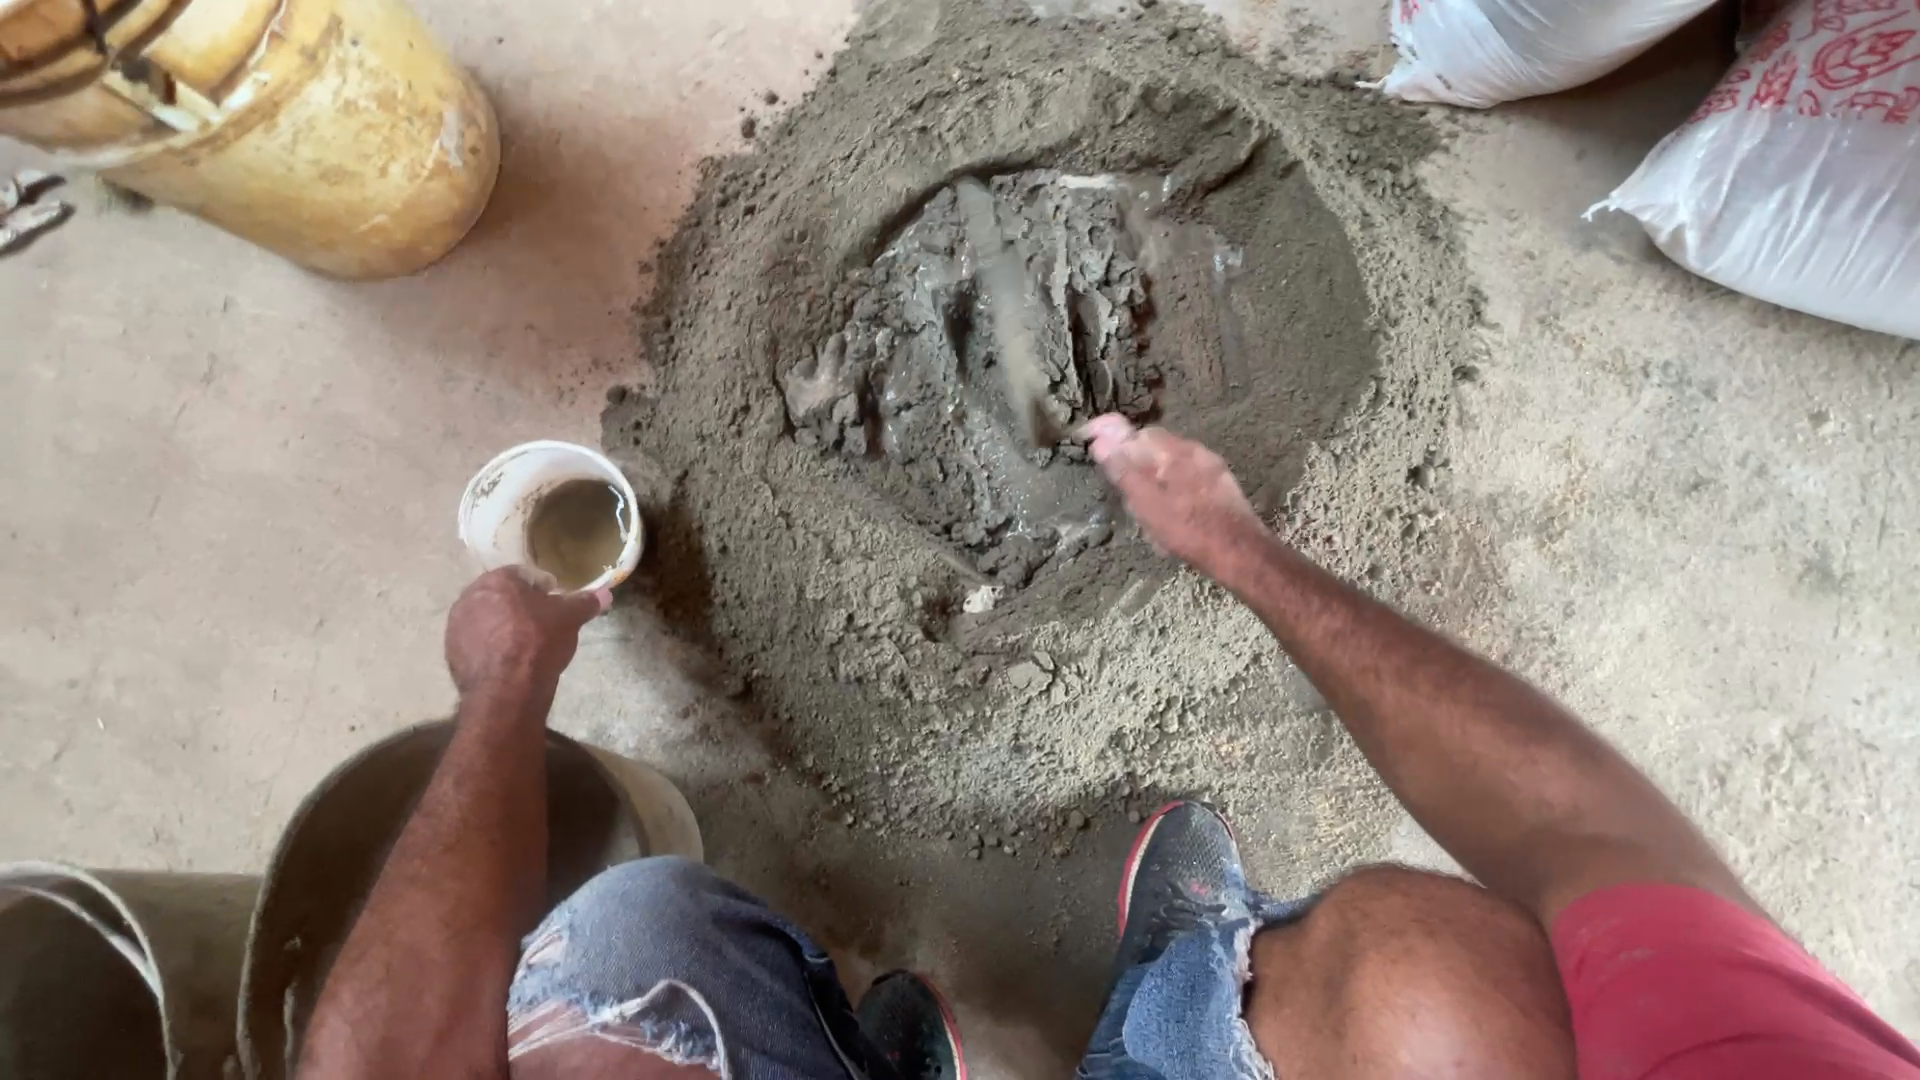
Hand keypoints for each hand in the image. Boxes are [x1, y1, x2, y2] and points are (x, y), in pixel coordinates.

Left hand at [445, 567, 610, 698]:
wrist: (507, 689)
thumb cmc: (540, 641)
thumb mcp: (571, 618)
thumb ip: (586, 602)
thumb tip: (605, 593)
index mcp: (498, 580)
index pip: (525, 574)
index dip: (544, 587)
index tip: (557, 602)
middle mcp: (470, 596)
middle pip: (502, 595)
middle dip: (521, 604)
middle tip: (543, 621)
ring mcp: (456, 625)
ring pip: (487, 617)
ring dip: (504, 624)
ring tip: (526, 642)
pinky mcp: (451, 651)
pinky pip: (477, 639)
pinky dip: (492, 644)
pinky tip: (509, 658)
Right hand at [1081, 414, 1267, 570]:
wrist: (1239, 551)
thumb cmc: (1187, 530)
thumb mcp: (1146, 504)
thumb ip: (1123, 471)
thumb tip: (1100, 442)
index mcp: (1170, 452)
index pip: (1132, 430)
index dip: (1107, 432)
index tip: (1087, 438)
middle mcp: (1192, 450)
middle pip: (1151, 442)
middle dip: (1129, 454)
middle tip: (1115, 477)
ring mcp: (1209, 464)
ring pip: (1170, 457)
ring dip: (1150, 468)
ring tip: (1141, 497)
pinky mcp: (1220, 482)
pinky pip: (1186, 471)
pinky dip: (1169, 480)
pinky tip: (1169, 504)